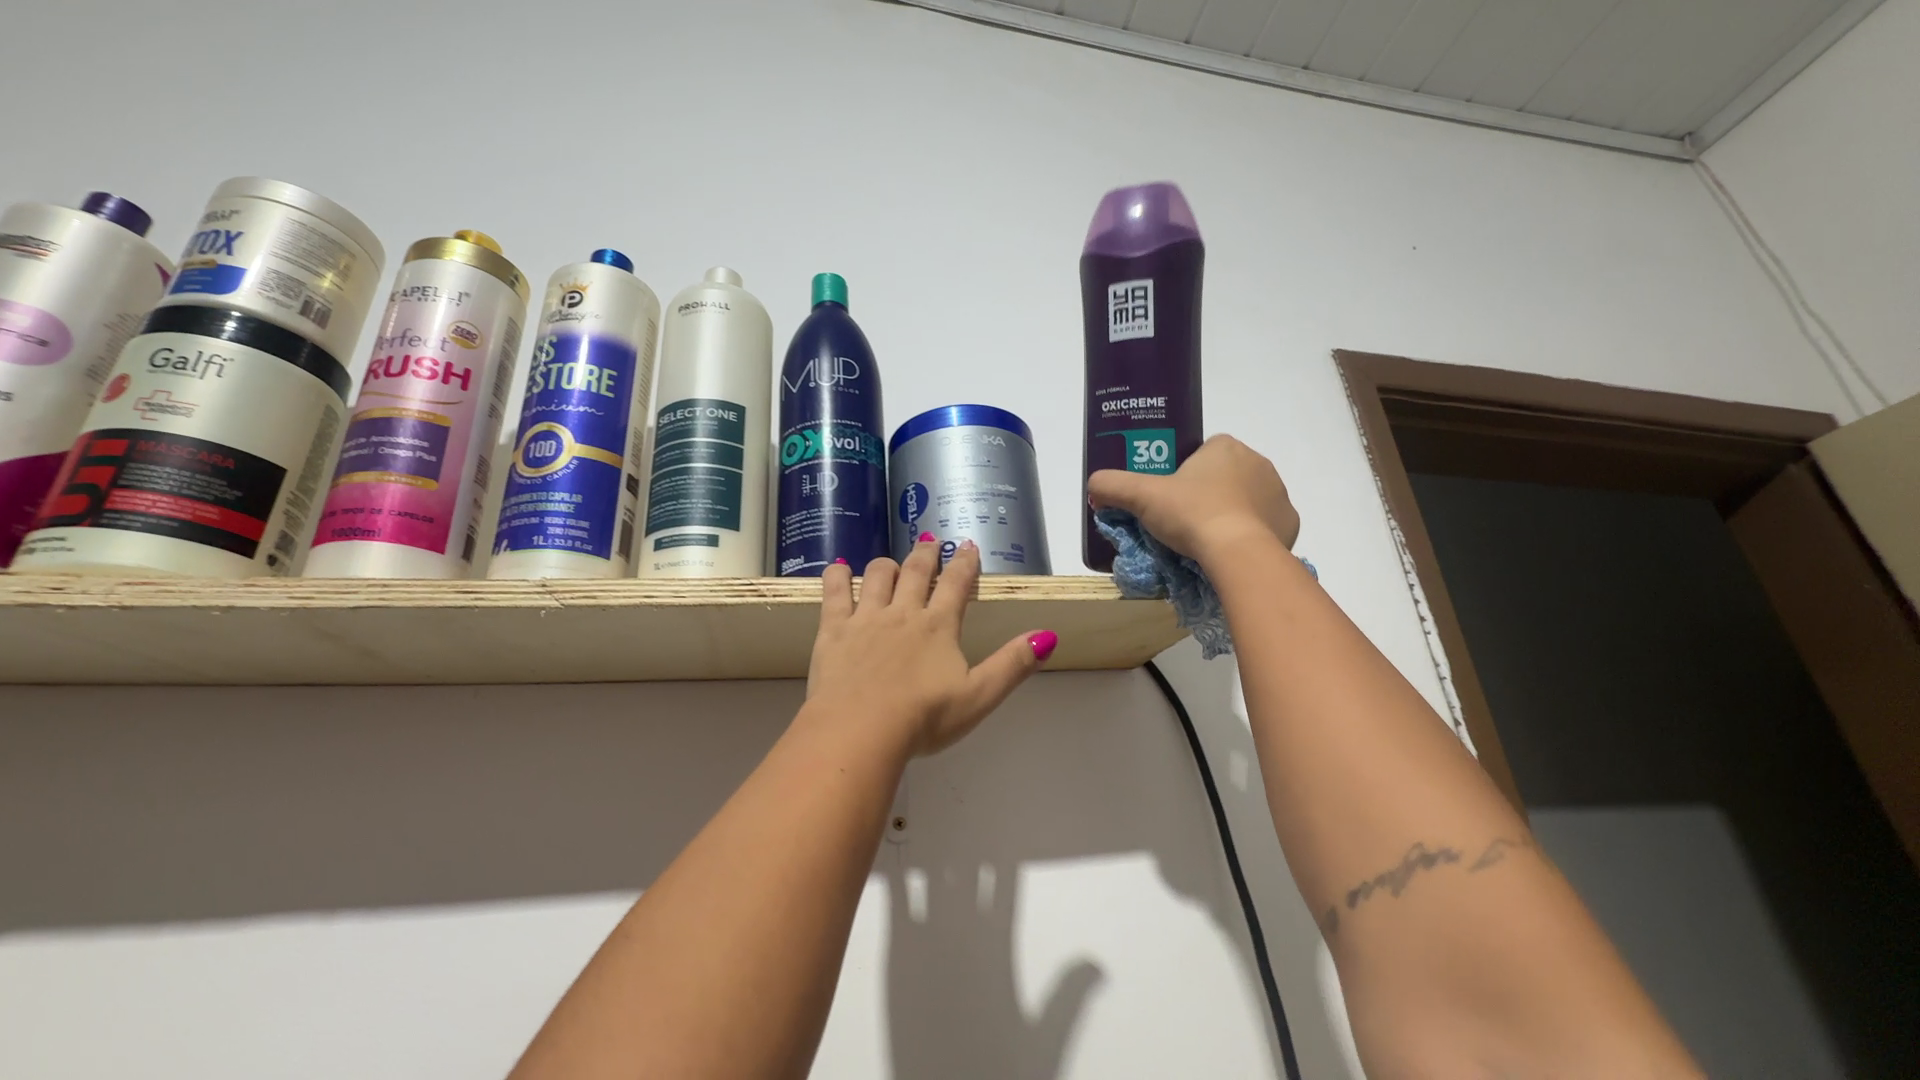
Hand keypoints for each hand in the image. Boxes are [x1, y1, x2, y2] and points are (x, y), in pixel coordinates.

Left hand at [807, 537, 1055, 755]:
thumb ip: (1013, 663)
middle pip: (915, 571)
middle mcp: (903, 613)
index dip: (965, 563)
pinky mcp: (833, 630)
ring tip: (890, 563)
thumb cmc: (925, 718)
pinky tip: (838, 568)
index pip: (956, 584)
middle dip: (926, 554)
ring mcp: (865, 619)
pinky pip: (834, 593)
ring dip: (886, 565)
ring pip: (877, 576)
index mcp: (939, 626)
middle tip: (930, 542)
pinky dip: (837, 576)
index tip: (970, 546)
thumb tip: (1047, 635)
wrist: (861, 730)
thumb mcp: (980, 696)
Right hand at [1088, 434, 1299, 561]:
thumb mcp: (1142, 497)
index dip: (1183, 476)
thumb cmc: (1191, 514)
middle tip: (1184, 524)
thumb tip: (1093, 485)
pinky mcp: (1290, 523)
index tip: (1170, 500)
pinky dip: (1250, 535)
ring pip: (1246, 500)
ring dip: (1230, 515)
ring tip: (1206, 541)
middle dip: (1207, 496)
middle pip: (1224, 477)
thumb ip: (1113, 486)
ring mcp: (1278, 493)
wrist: (1237, 552)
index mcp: (1225, 447)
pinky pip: (1266, 525)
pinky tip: (1231, 551)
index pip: (1201, 454)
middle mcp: (1258, 462)